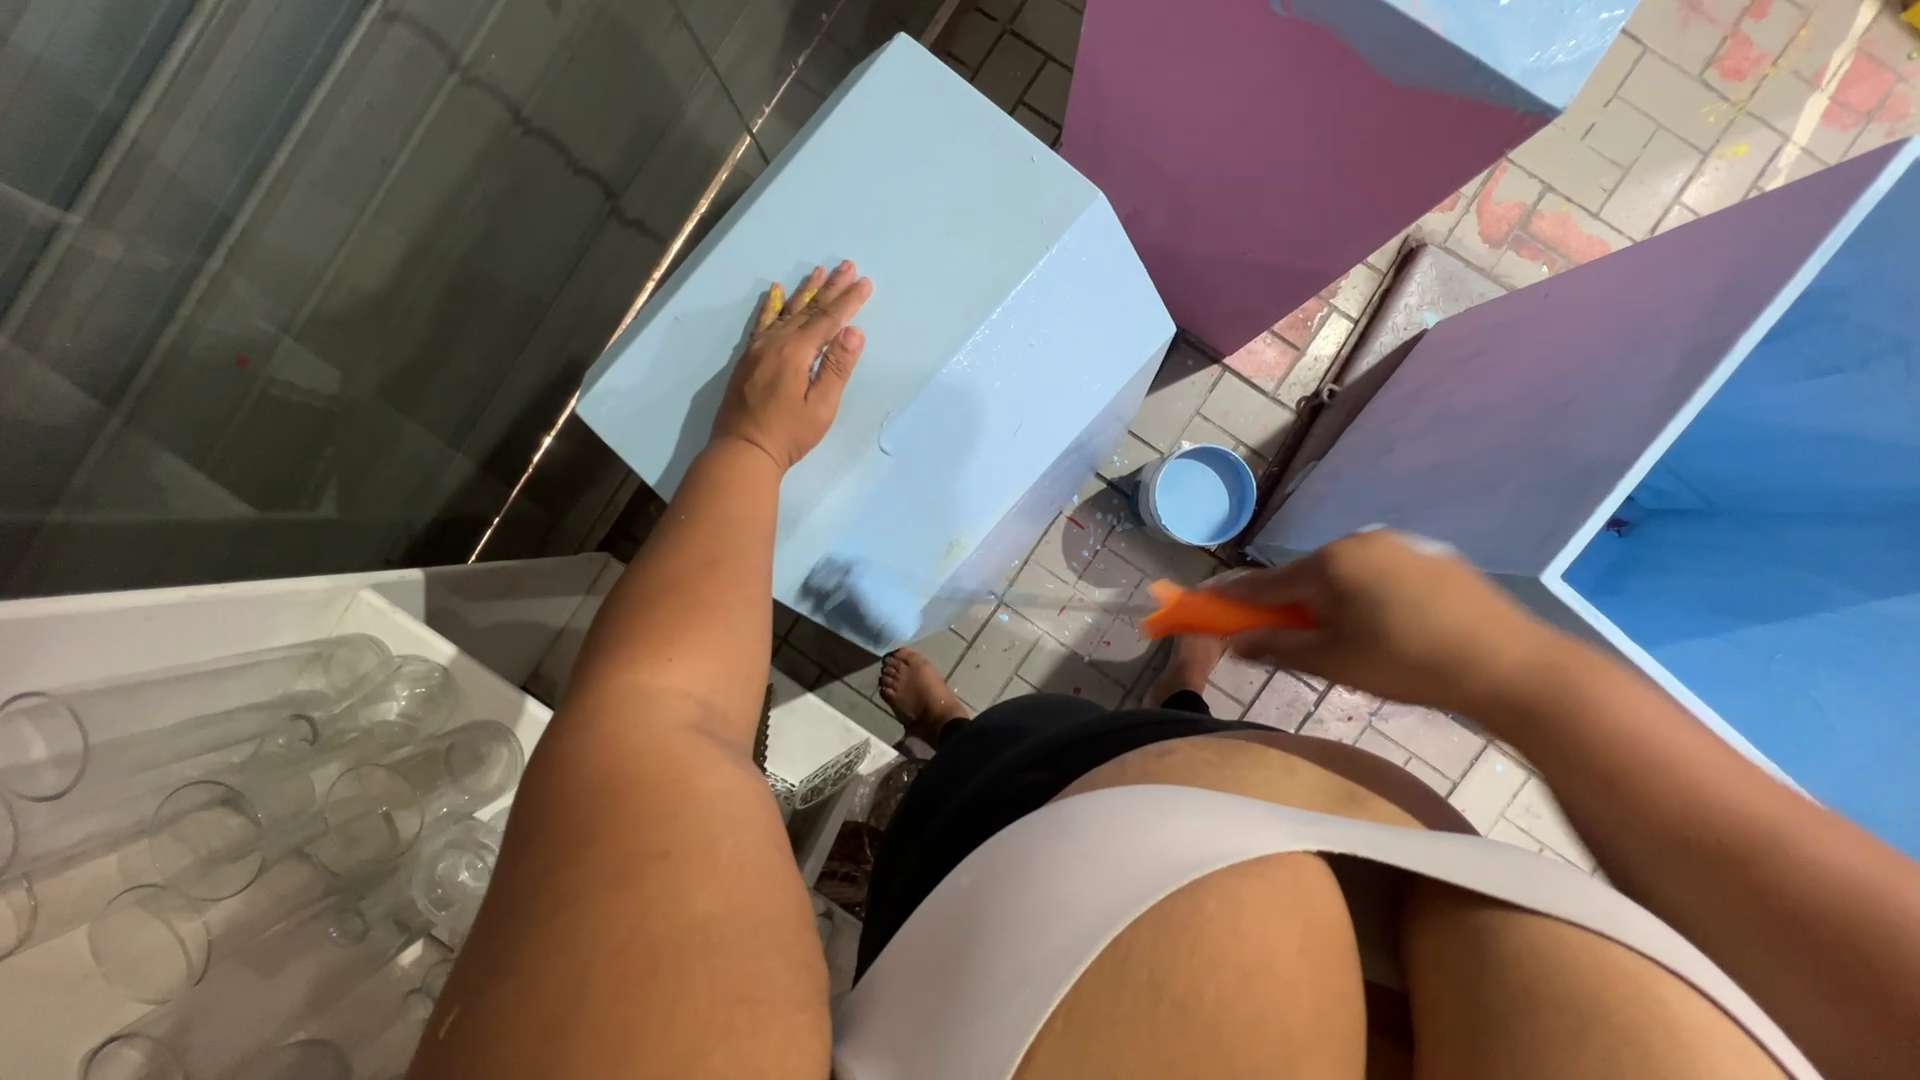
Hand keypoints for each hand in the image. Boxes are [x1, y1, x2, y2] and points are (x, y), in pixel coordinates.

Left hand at [710, 260, 872, 471]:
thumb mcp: (821, 407)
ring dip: (805, 290)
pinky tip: (775, 291)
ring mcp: (758, 348)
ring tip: (819, 272)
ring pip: (786, 311)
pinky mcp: (749, 358)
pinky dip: (771, 304)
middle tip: (847, 265)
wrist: (742, 450)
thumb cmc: (787, 435)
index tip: (865, 282)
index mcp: (796, 352)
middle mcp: (775, 342)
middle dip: (831, 288)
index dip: (849, 301)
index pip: (828, 320)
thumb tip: (853, 332)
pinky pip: (763, 321)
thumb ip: (836, 368)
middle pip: (808, 309)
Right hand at [1210, 529, 1567, 717]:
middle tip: (1290, 641)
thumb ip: (1276, 647)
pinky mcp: (1433, 558)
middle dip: (1289, 606)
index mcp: (1329, 562)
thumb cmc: (1407, 664)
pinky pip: (1379, 575)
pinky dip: (1367, 597)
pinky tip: (1389, 629)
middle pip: (1304, 576)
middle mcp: (1360, 541)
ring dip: (1330, 602)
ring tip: (1349, 642)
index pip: (1263, 583)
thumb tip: (1235, 641)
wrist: (1512, 666)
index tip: (1200, 604)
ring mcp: (1400, 545)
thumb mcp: (1332, 662)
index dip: (1229, 599)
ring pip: (1344, 575)